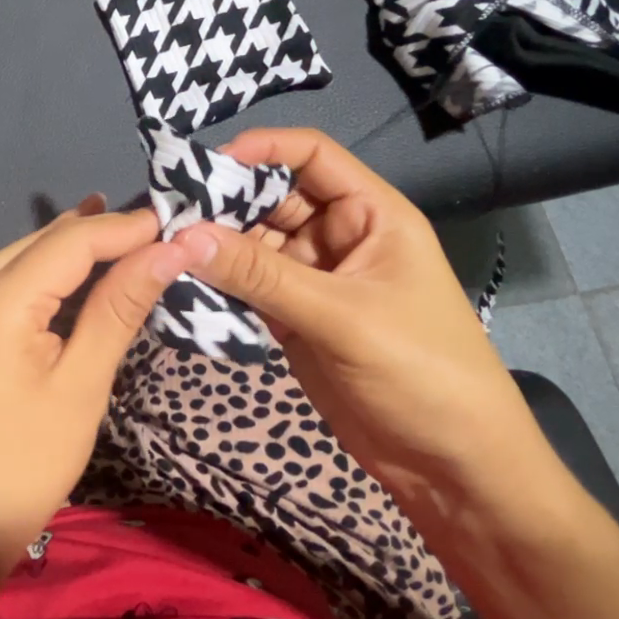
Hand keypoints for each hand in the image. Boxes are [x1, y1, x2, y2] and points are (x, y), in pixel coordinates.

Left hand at [0, 196, 195, 559]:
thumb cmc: (30, 459)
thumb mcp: (83, 383)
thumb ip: (119, 308)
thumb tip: (167, 251)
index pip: (68, 242)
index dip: (122, 228)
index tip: (174, 222)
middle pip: (45, 241)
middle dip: (103, 232)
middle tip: (161, 229)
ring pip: (28, 252)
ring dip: (78, 248)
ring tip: (135, 237)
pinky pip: (12, 274)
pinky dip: (52, 270)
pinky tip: (86, 264)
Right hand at [170, 129, 549, 512]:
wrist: (454, 470)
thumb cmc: (423, 374)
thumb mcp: (342, 318)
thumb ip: (261, 276)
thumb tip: (184, 236)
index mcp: (370, 215)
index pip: (312, 155)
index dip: (261, 149)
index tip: (203, 167)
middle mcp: (338, 236)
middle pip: (270, 198)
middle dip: (223, 203)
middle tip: (166, 216)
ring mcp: (314, 277)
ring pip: (252, 243)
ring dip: (214, 246)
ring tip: (164, 250)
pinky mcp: (293, 315)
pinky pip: (247, 285)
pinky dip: (218, 283)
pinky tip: (181, 284)